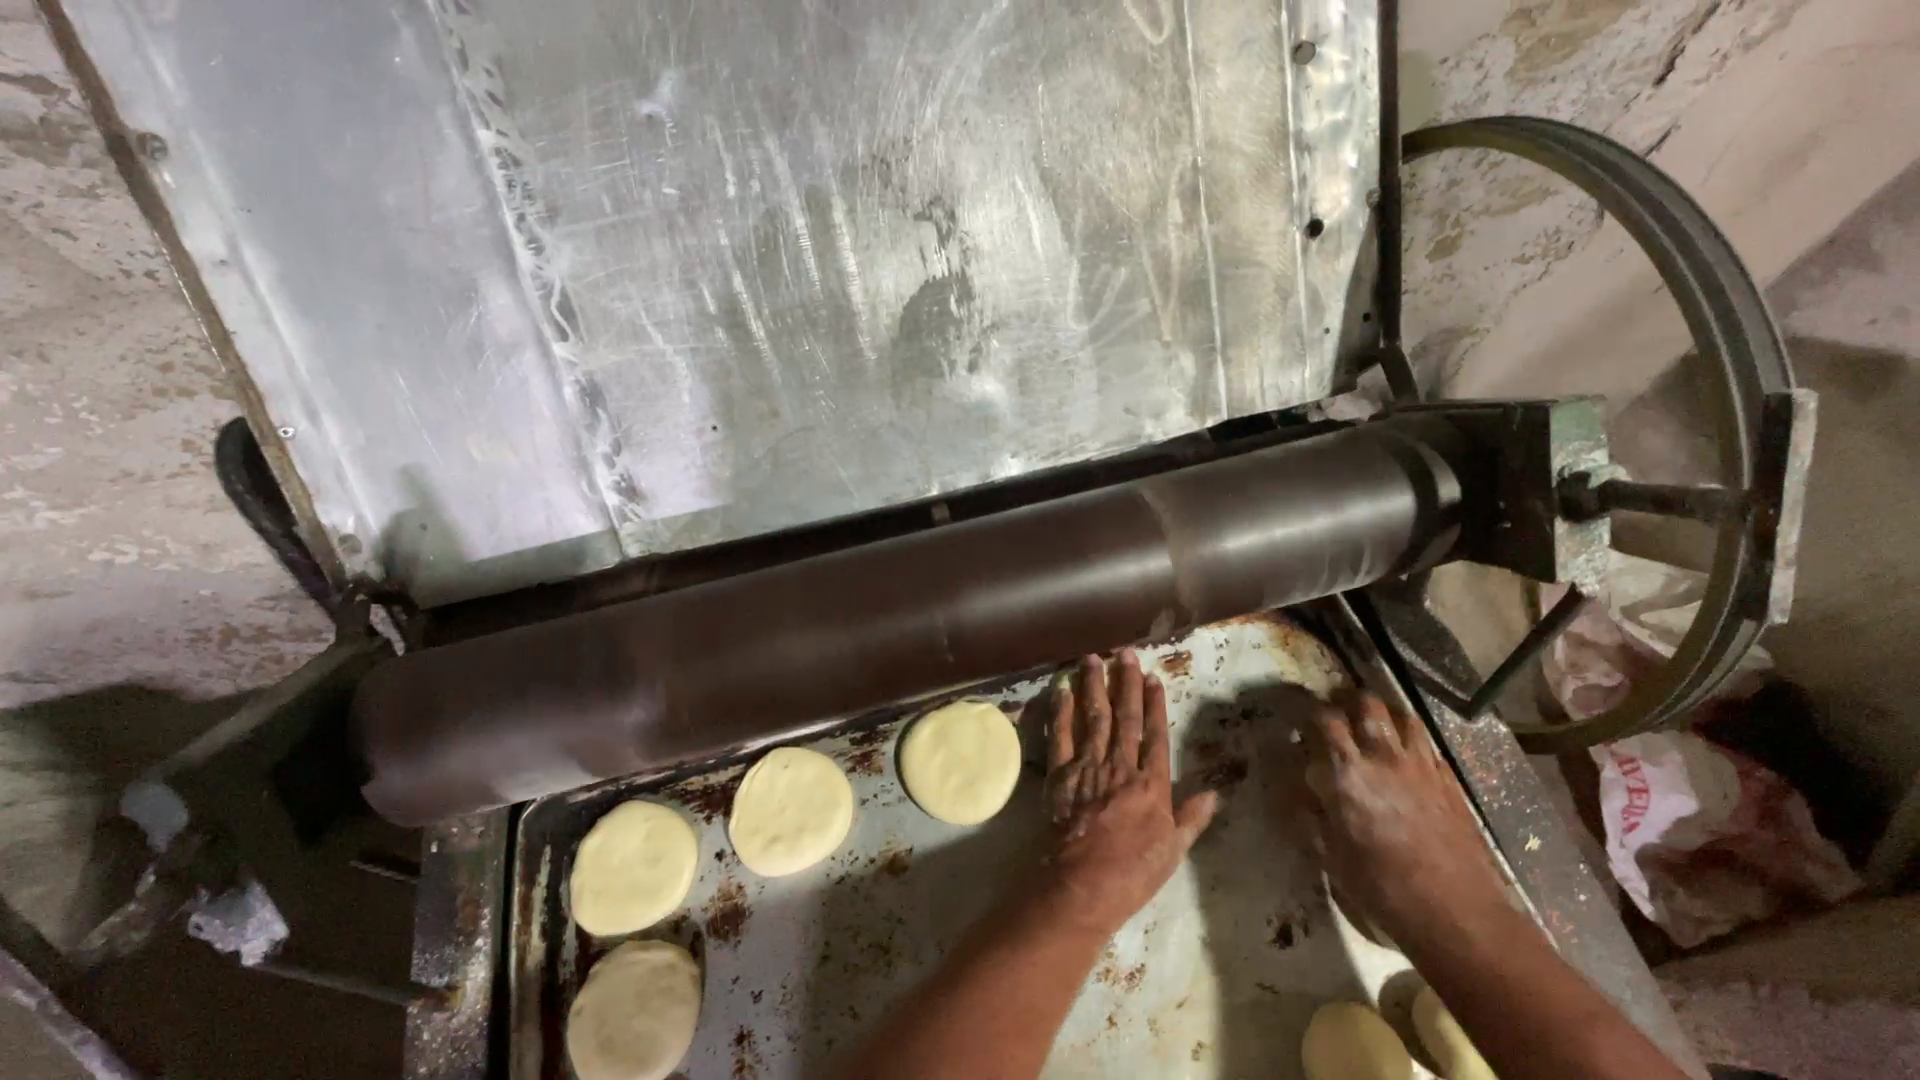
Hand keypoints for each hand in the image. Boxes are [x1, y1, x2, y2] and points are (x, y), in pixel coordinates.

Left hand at [1038, 650, 1217, 937]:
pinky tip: (1062, 690)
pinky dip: (1062, 711)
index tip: (1153, 678)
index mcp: (1151, 783)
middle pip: (1125, 717)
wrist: (1085, 882)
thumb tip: (1214, 794)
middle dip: (1126, 683)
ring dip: (1094, 686)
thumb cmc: (1134, 871)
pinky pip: (1061, 736)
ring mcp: (1089, 767)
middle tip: (1125, 653)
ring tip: (1092, 659)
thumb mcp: (1175, 850)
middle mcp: (1121, 766)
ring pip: (1093, 717)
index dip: (1154, 705)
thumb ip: (1192, 817)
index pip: (1155, 735)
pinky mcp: (1061, 774)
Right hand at [1299, 691, 1512, 946]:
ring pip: (1403, 716)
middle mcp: (1384, 759)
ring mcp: (1421, 767)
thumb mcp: (1332, 857)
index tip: (1302, 723)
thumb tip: (1306, 793)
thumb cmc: (1382, 889)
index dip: (1309, 715)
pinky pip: (1428, 744)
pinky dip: (1412, 740)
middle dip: (1349, 701)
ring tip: (1374, 724)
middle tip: (1338, 711)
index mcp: (1347, 774)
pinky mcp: (1449, 781)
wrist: (1456, 912)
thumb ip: (1315, 817)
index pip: (1324, 721)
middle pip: (1367, 706)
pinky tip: (1406, 756)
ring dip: (1385, 714)